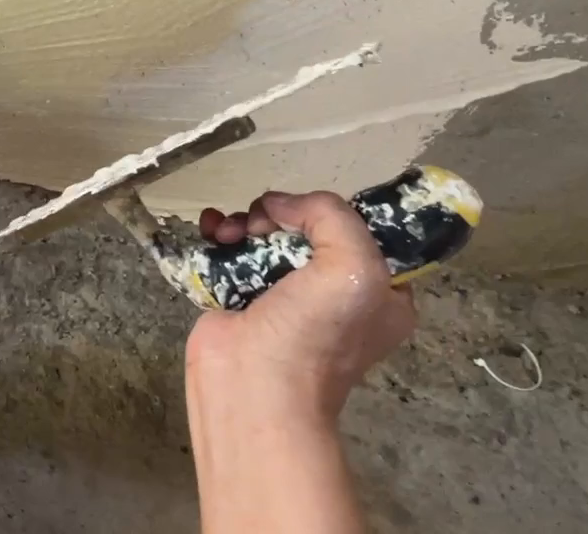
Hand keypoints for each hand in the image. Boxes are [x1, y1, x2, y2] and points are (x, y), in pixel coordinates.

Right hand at [186, 191, 414, 418]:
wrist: (253, 382)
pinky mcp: (238, 290)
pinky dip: (216, 231)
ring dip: (241, 221)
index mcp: (379, 288)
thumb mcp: (354, 267)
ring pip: (263, 232)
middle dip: (275, 215)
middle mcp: (332, 288)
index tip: (302, 214)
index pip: (359, 228)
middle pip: (304, 225)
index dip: (328, 211)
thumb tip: (278, 205)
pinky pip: (230, 246)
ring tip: (225, 233)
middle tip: (260, 227)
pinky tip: (208, 230)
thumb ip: (329, 216)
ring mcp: (282, 290)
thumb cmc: (314, 333)